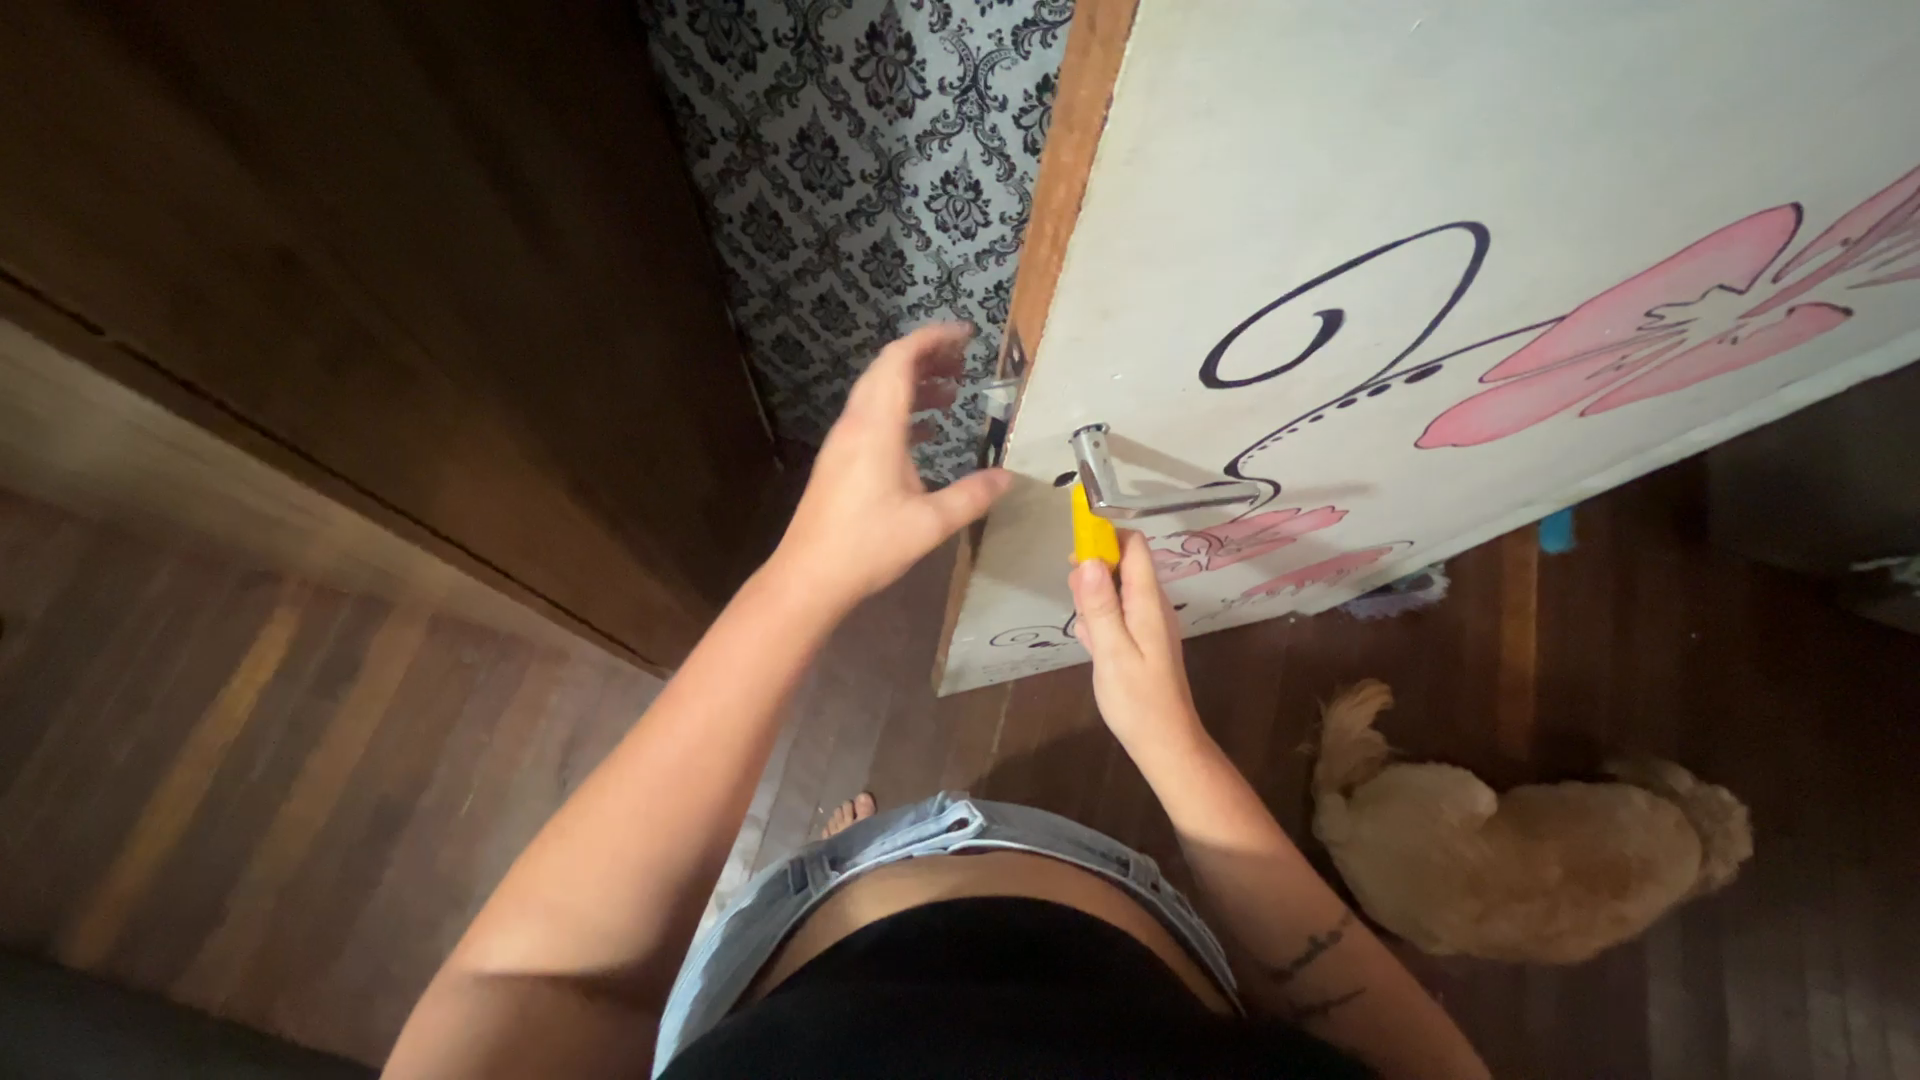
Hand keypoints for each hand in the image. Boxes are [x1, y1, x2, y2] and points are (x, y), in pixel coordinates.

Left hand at [771, 323, 1013, 610]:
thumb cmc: (868, 547)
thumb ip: (972, 496)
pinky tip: (926, 433)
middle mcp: (856, 424)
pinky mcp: (839, 460)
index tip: (966, 334)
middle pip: (887, 369)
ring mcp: (843, 441)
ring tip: (953, 393)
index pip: (900, 359)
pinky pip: (872, 418)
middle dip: (927, 356)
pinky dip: (901, 412)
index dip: (933, 338)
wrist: (808, 576)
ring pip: (878, 393)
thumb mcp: (930, 524)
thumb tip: (1008, 477)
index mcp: (876, 427)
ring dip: (914, 384)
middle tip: (965, 362)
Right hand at [1069, 530, 1205, 751]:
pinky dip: (1098, 618)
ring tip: (1086, 629)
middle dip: (1092, 570)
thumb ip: (1100, 605)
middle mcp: (1151, 604)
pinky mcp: (1140, 638)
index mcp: (1148, 601)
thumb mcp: (1112, 651)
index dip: (1105, 536)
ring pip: (1114, 588)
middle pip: (1121, 563)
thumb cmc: (1137, 700)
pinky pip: (1115, 612)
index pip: (1134, 545)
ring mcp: (1147, 621)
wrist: (1164, 743)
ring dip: (1092, 597)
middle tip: (1077, 603)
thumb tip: (1089, 560)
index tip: (1076, 549)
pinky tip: (1091, 643)